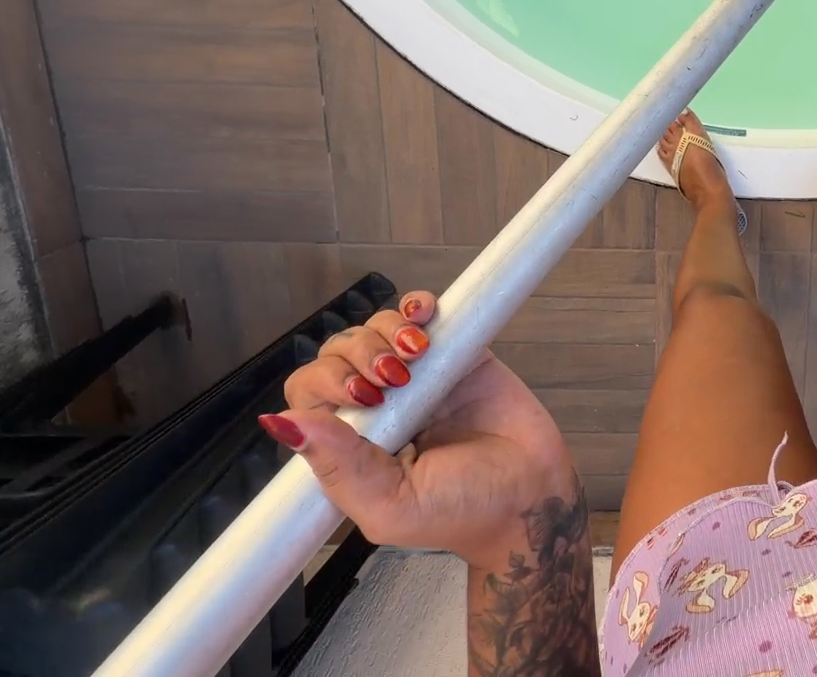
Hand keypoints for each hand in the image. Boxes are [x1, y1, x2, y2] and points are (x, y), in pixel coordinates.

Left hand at [259, 290, 575, 569]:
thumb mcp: (392, 506)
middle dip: (358, 354)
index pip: (310, 397)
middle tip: (392, 379)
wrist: (534, 490)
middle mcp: (381, 404)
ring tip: (415, 353)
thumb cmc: (463, 511)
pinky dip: (415, 305)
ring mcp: (420, 374)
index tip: (361, 396)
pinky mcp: (457, 350)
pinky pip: (423, 315)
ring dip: (386, 329)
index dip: (324, 383)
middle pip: (340, 353)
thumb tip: (281, 423)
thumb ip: (340, 466)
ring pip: (378, 328)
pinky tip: (422, 315)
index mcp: (353, 444)